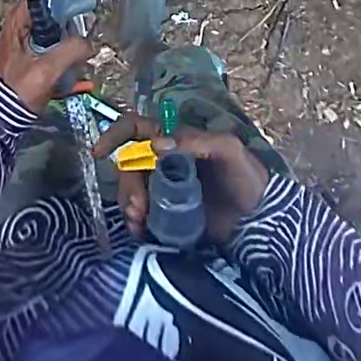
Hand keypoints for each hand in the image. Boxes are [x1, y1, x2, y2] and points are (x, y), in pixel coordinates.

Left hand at [0, 1, 93, 112]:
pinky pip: (58, 46)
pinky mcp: (35, 54)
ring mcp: (29, 39)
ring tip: (83, 55)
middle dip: (75, 15)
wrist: (0, 119)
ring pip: (59, 27)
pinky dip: (69, 54)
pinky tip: (79, 74)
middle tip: (89, 26)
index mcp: (19, 19)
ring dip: (74, 38)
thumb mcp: (45, 70)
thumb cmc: (17, 90)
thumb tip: (89, 44)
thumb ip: (70, 51)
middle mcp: (23, 23)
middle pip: (55, 6)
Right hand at [95, 113, 271, 243]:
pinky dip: (135, 221)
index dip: (115, 134)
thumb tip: (157, 143)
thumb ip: (195, 141)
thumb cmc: (246, 177)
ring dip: (129, 204)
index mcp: (175, 138)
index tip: (99, 152)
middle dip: (127, 186)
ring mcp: (164, 187)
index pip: (137, 128)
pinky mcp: (167, 213)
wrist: (262, 221)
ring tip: (140, 223)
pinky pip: (141, 213)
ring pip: (132, 189)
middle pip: (129, 164)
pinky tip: (142, 232)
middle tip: (137, 210)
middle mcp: (164, 159)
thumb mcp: (227, 149)